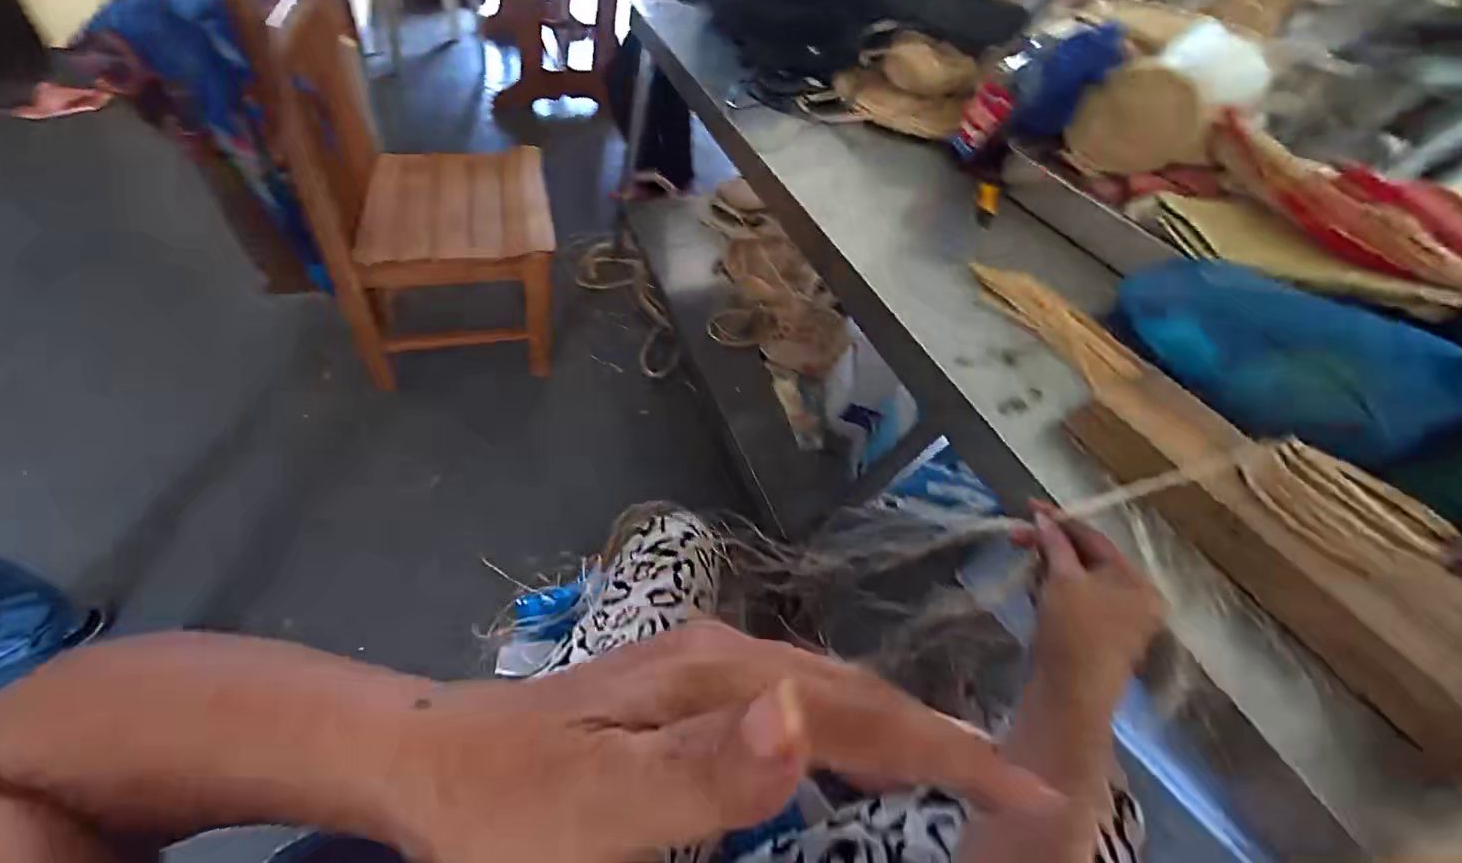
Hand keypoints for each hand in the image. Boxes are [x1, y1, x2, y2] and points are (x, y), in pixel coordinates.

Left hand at [396, 621, 1059, 862]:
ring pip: (820, 693)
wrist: (433, 757)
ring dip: (887, 728)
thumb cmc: (510, 802)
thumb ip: (705, 769)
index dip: (942, 747)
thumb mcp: (602, 805)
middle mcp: (720, 656)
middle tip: (1010, 783)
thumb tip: (805, 718)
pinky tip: (843, 755)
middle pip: (845, 690)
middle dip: (931, 734)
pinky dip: (837, 731)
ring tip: (948, 768)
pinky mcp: (685, 691)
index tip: (1028, 786)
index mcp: (715, 675)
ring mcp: (701, 667)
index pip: (851, 709)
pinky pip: (787, 706)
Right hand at [1013, 505, 1164, 697]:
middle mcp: (1136, 596)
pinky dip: (1057, 587)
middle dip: (1051, 546)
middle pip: (1087, 557)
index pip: (1093, 537)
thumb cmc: (1072, 630)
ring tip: (1028, 566)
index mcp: (1135, 580)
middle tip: (1016, 537)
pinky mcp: (1103, 633)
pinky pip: (1080, 596)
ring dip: (1051, 566)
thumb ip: (1054, 543)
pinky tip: (1038, 589)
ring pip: (1081, 576)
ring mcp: (1122, 617)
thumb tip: (1043, 518)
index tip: (1028, 506)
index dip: (1058, 520)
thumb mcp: (1061, 578)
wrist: (1071, 693)